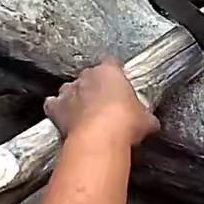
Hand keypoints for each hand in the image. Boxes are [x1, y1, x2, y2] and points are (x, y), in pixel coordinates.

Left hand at [44, 60, 158, 147]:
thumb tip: (150, 123)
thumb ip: (146, 115)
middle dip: (95, 88)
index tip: (120, 86)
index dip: (116, 75)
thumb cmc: (124, 124)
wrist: (100, 139)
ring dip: (76, 99)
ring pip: (70, 89)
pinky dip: (57, 110)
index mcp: (109, 71)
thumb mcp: (146, 119)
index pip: (112, 64)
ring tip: (86, 115)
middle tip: (105, 105)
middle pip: (90, 77)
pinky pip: (53, 105)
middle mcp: (86, 76)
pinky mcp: (56, 108)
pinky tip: (65, 119)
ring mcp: (68, 91)